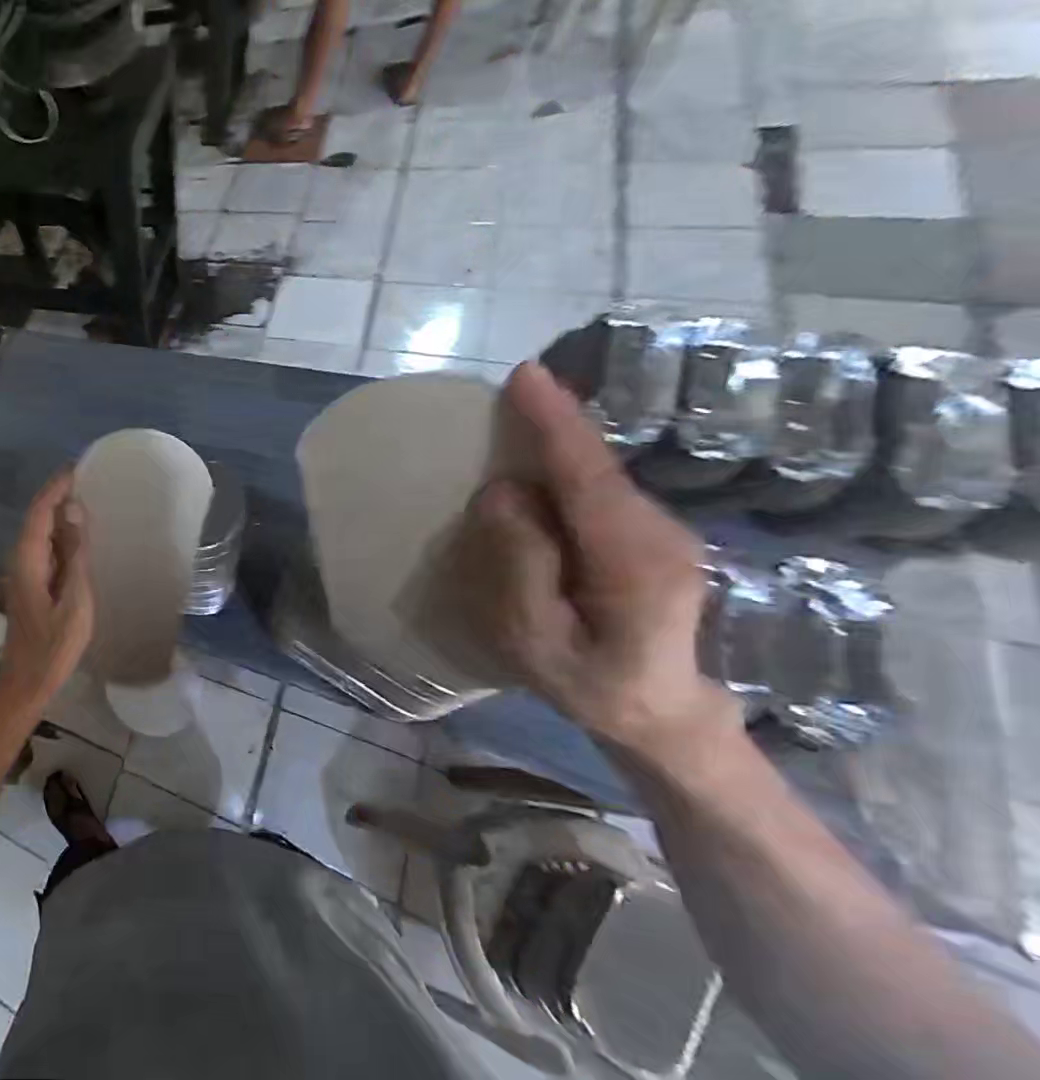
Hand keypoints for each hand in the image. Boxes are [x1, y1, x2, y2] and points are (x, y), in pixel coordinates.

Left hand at [0, 469, 94, 706]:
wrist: (28, 681)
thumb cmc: (54, 646)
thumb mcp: (75, 600)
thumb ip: (75, 554)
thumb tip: (73, 509)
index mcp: (28, 560)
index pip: (40, 511)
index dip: (57, 486)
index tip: (79, 466)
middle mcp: (21, 560)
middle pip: (37, 518)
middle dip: (59, 495)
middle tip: (88, 477)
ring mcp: (24, 573)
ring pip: (40, 533)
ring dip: (61, 515)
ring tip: (89, 498)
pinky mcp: (31, 585)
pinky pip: (45, 550)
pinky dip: (62, 537)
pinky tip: (80, 537)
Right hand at [455, 364, 738, 761]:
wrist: (666, 713)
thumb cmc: (592, 686)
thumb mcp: (535, 639)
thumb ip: (520, 565)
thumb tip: (504, 492)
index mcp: (635, 562)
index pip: (589, 476)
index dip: (556, 422)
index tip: (525, 376)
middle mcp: (661, 534)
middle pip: (595, 468)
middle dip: (552, 427)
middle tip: (506, 396)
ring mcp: (665, 533)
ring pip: (598, 477)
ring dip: (557, 448)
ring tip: (514, 424)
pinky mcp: (653, 537)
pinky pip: (599, 492)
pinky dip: (568, 471)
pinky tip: (539, 475)